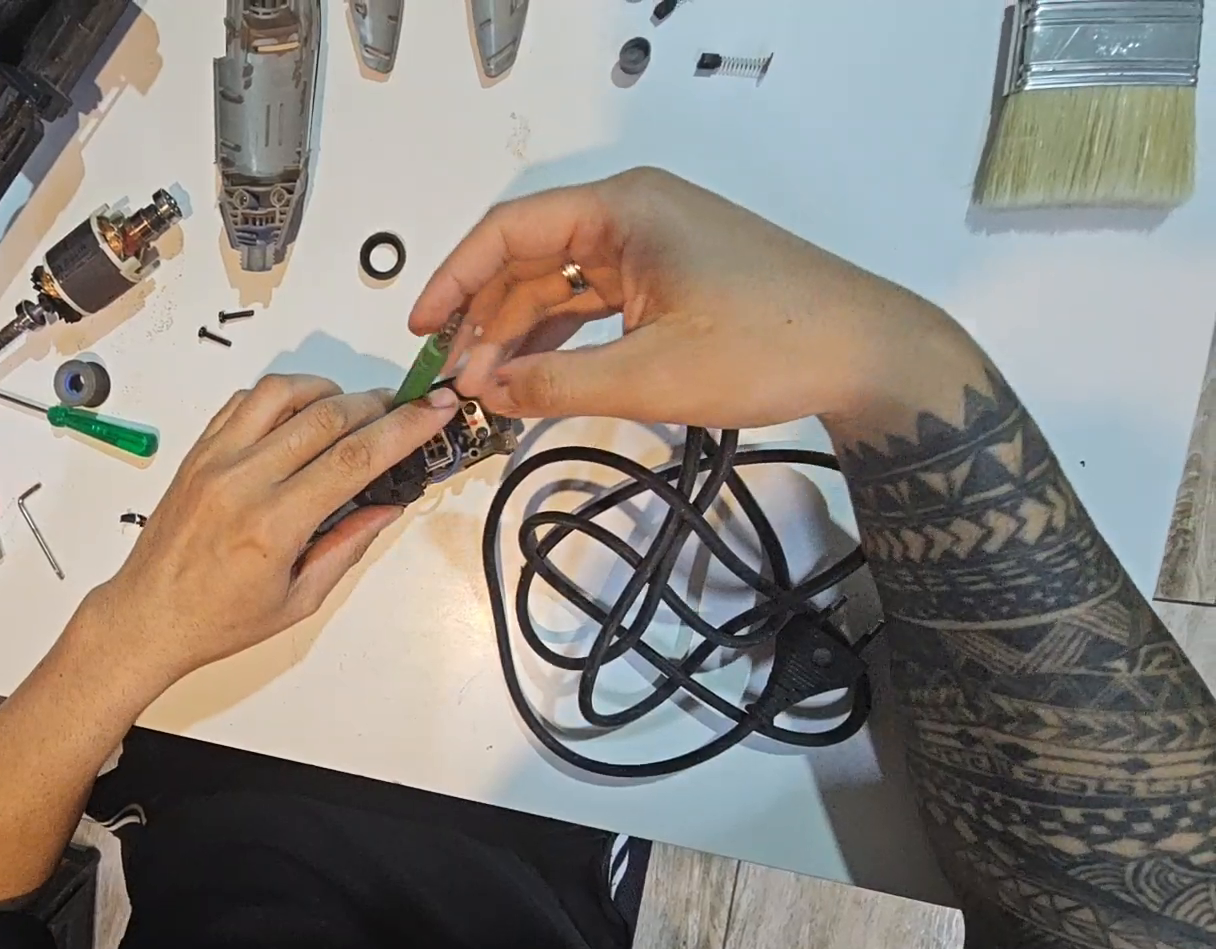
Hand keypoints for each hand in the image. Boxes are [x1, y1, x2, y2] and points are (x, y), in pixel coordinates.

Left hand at [85, 374, 460, 682]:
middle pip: (326, 416)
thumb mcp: (298, 599)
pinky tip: (299, 414)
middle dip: (376, 405)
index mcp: (273, 525)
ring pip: (282, 394)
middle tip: (402, 409)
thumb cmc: (216, 620)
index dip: (404, 428)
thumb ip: (346, 545)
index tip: (432, 410)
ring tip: (352, 409)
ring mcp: (214, 461)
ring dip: (328, 391)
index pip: (355, 459)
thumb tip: (386, 506)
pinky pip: (242, 402)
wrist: (148, 617)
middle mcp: (241, 482)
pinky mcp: (197, 454)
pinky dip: (280, 396)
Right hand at [411, 168, 986, 435]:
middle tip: (455, 379)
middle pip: (527, 261)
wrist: (871, 358)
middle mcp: (628, 218)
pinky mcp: (660, 279)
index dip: (453, 280)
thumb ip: (551, 384)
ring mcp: (646, 248)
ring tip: (485, 387)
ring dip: (515, 335)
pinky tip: (529, 375)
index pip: (509, 232)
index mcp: (622, 212)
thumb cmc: (763, 350)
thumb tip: (481, 391)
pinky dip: (553, 339)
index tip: (421, 329)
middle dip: (484, 320)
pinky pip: (585, 304)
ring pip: (553, 286)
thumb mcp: (645, 376)